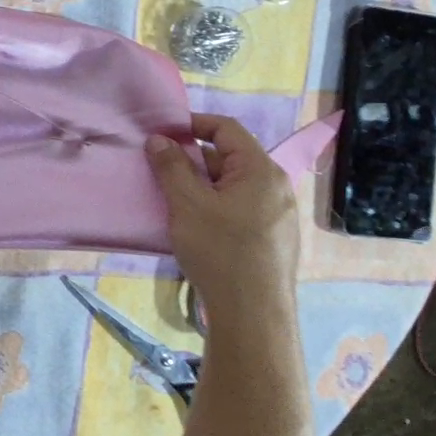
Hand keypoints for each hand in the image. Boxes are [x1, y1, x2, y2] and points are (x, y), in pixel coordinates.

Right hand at [145, 114, 299, 324]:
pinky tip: (192, 221)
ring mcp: (278, 214)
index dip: (193, 123)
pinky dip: (213, 203)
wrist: (253, 312)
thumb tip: (159, 139)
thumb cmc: (220, 250)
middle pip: (229, 156)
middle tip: (157, 167)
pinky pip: (238, 205)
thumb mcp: (187, 203)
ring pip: (231, 184)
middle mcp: (276, 187)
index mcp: (261, 172)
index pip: (227, 129)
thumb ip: (171, 166)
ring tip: (169, 195)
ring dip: (200, 182)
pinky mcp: (272, 237)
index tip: (161, 132)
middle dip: (191, 157)